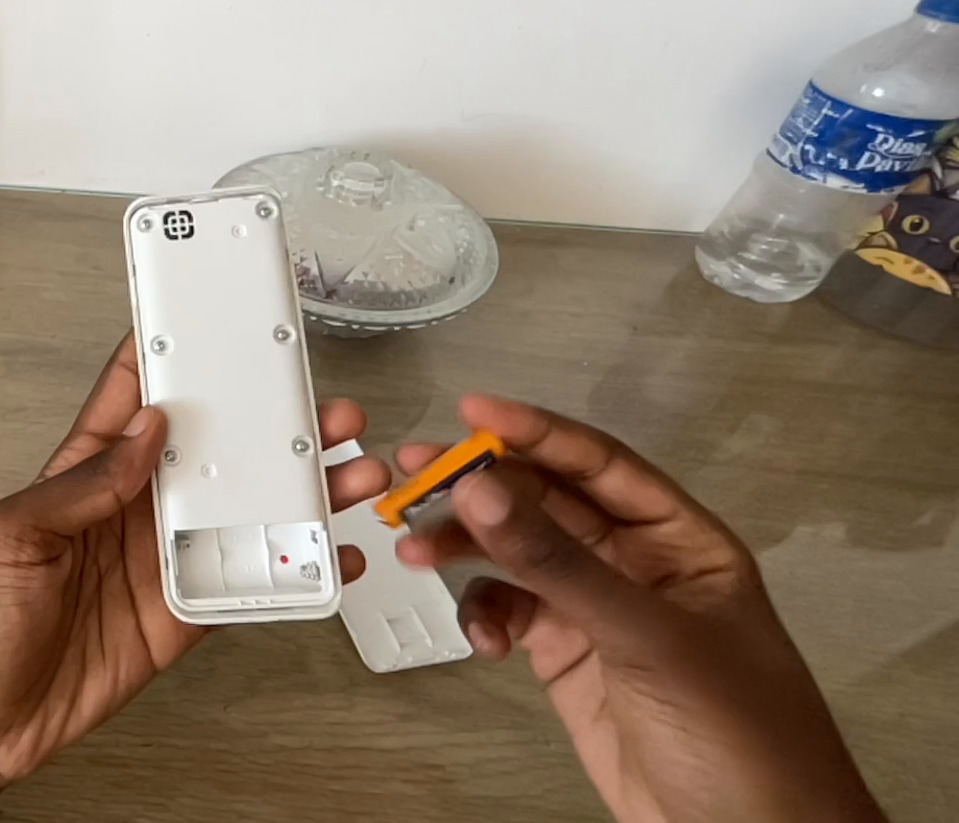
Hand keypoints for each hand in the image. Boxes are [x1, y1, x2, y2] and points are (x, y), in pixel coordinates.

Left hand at [0, 332, 391, 787]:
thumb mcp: (15, 532)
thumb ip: (83, 485)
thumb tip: (143, 430)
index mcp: (84, 473)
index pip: (129, 400)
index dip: (164, 360)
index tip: (206, 323)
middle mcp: (130, 506)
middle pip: (206, 451)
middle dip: (260, 423)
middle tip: (312, 407)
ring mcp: (160, 557)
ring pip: (238, 509)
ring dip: (290, 490)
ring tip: (343, 470)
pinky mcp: (180, 611)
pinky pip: (246, 582)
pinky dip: (291, 568)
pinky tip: (330, 554)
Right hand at [396, 394, 884, 822]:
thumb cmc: (731, 732)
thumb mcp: (643, 636)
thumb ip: (553, 560)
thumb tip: (472, 487)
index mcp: (675, 540)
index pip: (597, 464)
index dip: (533, 431)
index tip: (468, 410)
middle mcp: (626, 558)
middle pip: (537, 499)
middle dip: (474, 485)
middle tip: (411, 471)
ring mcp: (587, 599)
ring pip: (508, 546)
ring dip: (459, 544)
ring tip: (412, 547)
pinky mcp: (556, 641)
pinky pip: (501, 602)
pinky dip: (478, 610)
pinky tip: (478, 637)